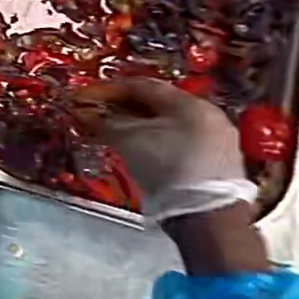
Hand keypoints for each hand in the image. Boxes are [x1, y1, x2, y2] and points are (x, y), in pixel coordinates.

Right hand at [77, 79, 255, 221]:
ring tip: (111, 130)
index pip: (141, 85)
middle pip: (156, 103)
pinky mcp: (218, 160)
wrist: (205, 213)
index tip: (81, 97)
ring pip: (168, 122)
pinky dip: (153, 138)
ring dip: (135, 123)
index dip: (106, 89)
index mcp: (189, 103)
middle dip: (120, 106)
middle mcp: (208, 115)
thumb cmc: (165, 165)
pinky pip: (178, 139)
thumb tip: (86, 113)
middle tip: (95, 112)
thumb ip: (104, 121)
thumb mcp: (126, 139)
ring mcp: (217, 138)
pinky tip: (137, 148)